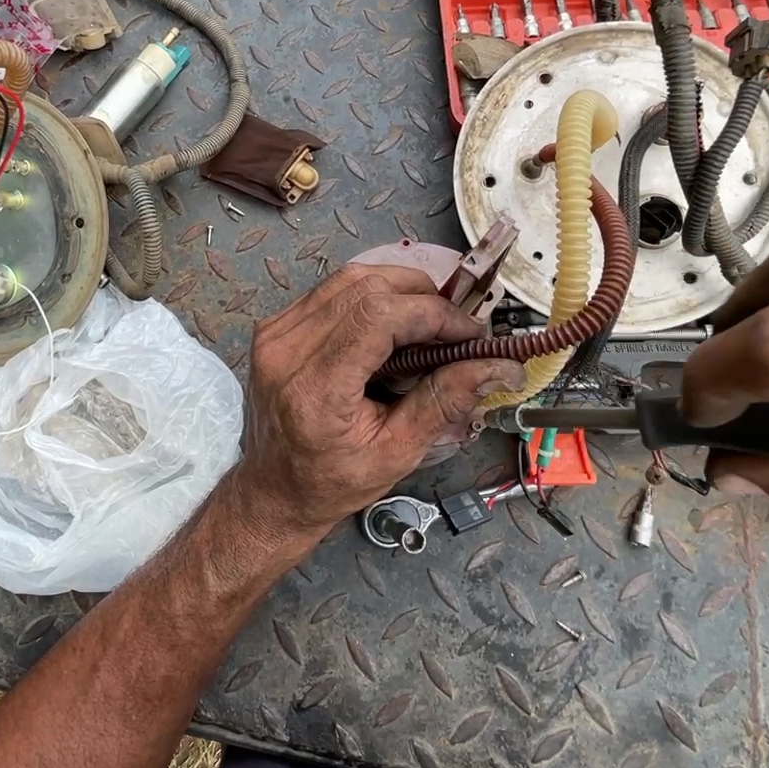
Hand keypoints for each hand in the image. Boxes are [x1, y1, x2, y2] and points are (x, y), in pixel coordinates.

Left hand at [225, 264, 525, 543]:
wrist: (273, 488)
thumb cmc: (332, 481)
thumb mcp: (396, 453)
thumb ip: (443, 402)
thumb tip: (495, 364)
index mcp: (314, 388)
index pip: (377, 316)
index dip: (432, 313)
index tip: (469, 334)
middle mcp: (286, 350)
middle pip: (365, 286)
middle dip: (422, 297)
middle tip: (454, 329)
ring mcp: (275, 333)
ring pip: (348, 279)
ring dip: (398, 291)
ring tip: (428, 324)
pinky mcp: (275, 327)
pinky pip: (331, 290)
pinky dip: (370, 297)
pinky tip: (392, 325)